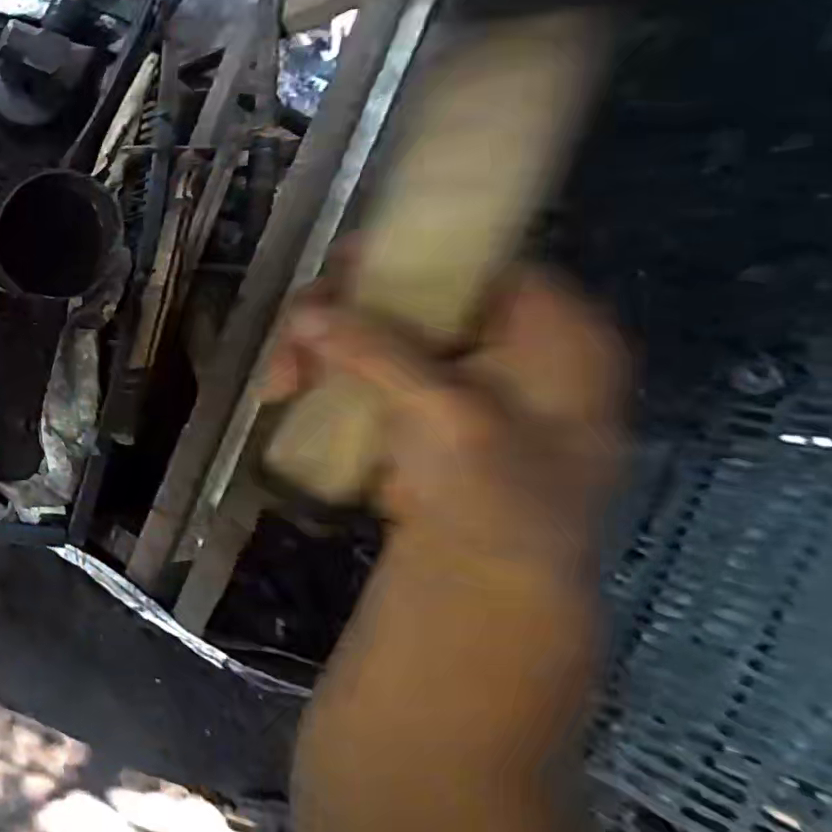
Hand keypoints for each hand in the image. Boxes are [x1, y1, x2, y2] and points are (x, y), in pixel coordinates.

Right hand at [263, 264, 627, 581]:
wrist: (480, 580)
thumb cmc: (492, 497)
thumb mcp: (445, 414)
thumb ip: (377, 351)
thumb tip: (305, 313)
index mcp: (554, 334)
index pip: (487, 260)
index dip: (417, 251)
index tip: (343, 262)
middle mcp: (506, 343)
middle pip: (415, 291)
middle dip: (343, 311)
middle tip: (294, 331)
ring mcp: (454, 375)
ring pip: (375, 328)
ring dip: (318, 346)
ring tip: (278, 380)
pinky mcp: (412, 403)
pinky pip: (360, 364)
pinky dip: (322, 371)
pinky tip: (284, 391)